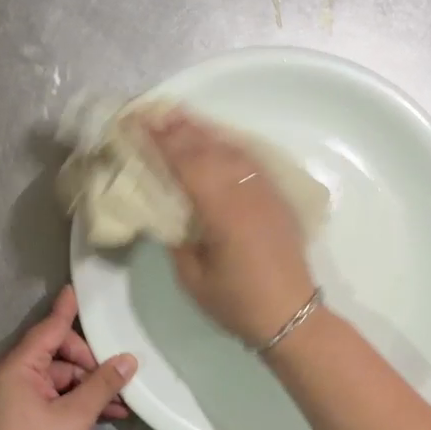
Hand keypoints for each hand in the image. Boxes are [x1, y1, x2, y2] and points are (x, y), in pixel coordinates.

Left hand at [0, 286, 136, 429]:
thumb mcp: (75, 417)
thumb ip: (102, 385)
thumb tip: (128, 360)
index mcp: (20, 367)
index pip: (50, 329)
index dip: (67, 310)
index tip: (75, 289)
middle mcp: (17, 374)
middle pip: (60, 353)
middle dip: (90, 365)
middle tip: (116, 383)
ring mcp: (20, 394)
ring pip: (63, 377)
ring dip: (90, 387)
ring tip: (121, 403)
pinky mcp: (26, 412)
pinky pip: (58, 395)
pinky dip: (79, 401)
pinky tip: (109, 414)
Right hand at [147, 110, 315, 344]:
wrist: (291, 316)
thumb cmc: (237, 303)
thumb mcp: (192, 278)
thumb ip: (177, 240)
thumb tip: (166, 216)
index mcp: (222, 212)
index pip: (186, 164)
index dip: (161, 141)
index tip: (138, 124)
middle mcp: (245, 193)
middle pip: (209, 149)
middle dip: (179, 129)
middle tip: (153, 113)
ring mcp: (265, 192)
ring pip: (231, 149)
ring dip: (204, 131)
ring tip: (180, 118)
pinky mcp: (276, 198)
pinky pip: (249, 161)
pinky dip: (227, 145)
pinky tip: (216, 141)